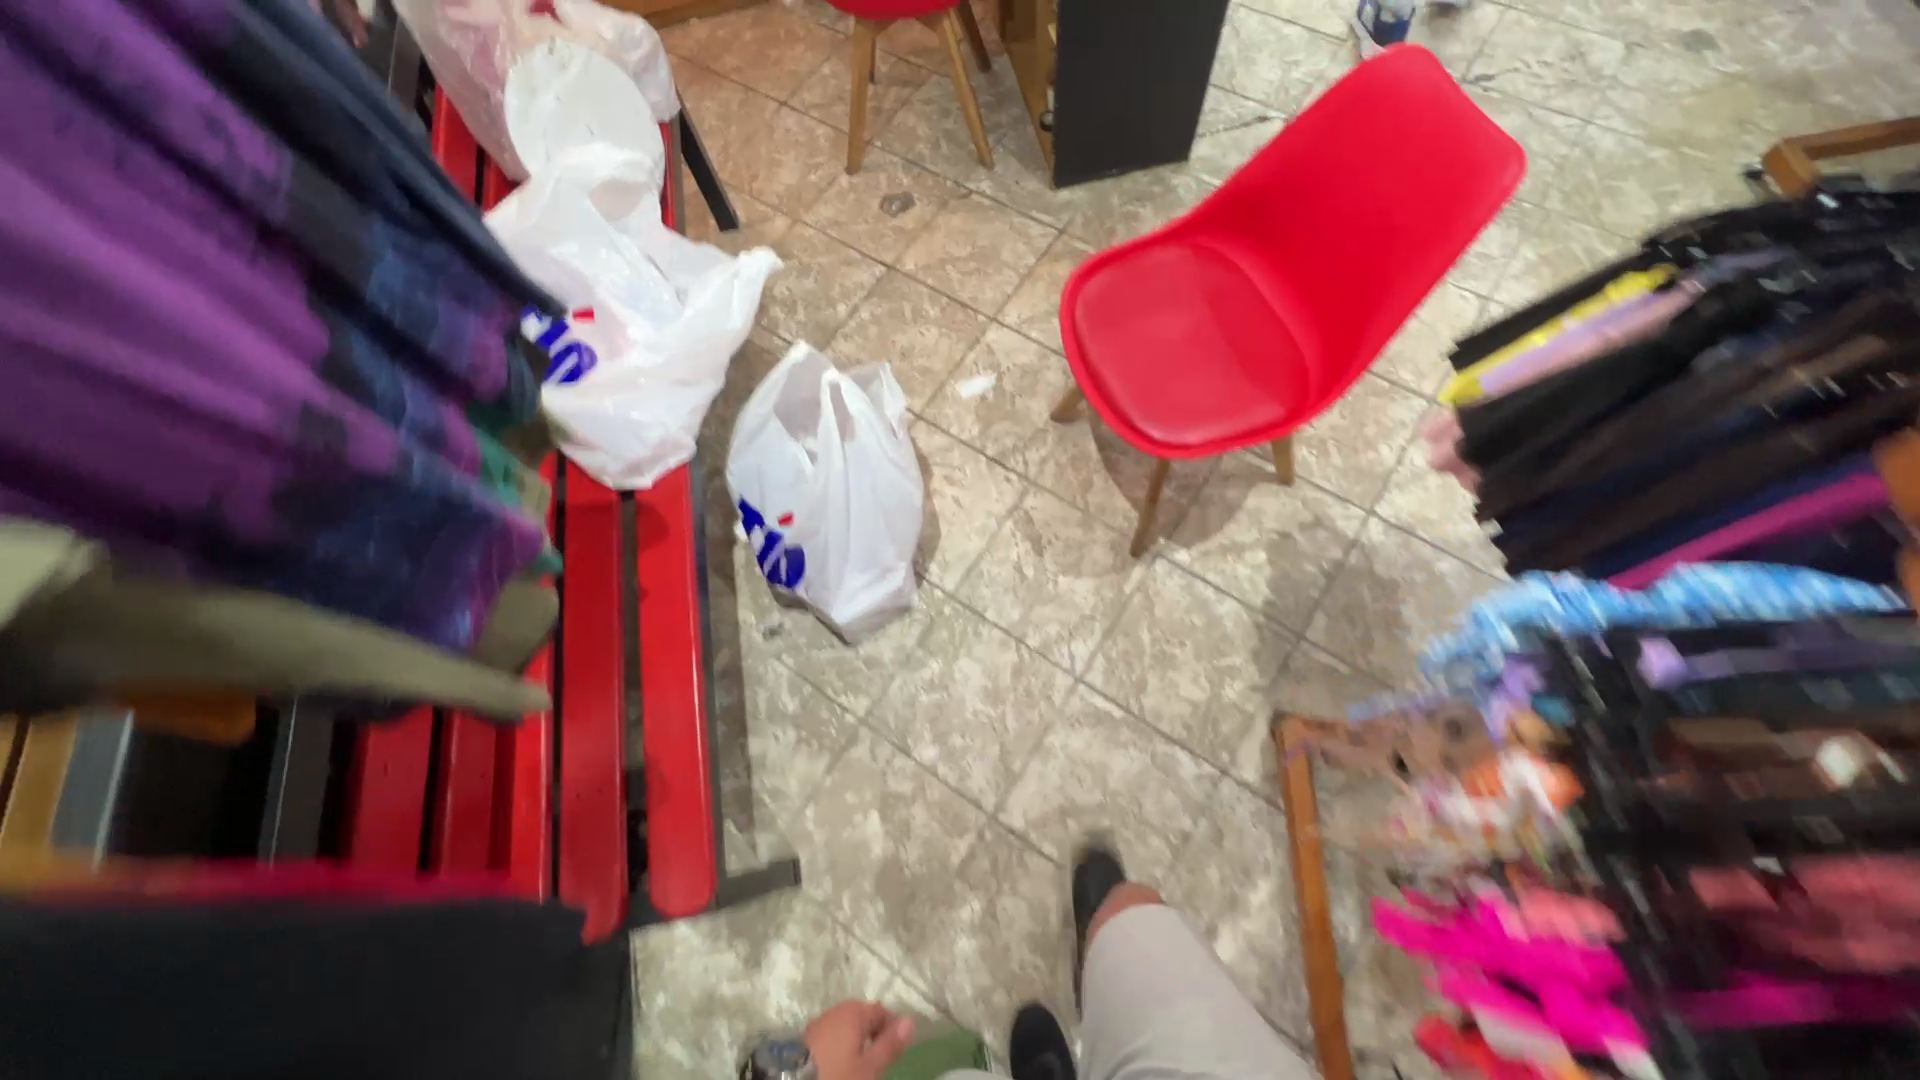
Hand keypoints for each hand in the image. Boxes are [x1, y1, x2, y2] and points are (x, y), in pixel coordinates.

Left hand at [804, 1001, 915, 1079]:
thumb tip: (910, 1022)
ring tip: (860, 1066)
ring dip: (855, 1042)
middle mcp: (836, 1011)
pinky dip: (839, 1048)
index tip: (897, 1051)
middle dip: (873, 1035)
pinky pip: (831, 1037)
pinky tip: (839, 1066)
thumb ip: (889, 1045)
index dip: (892, 1029)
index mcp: (854, 1012)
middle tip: (879, 1061)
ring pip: (845, 1028)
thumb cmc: (837, 1076)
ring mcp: (818, 1024)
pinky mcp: (805, 1039)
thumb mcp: (869, 1068)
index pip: (882, 1012)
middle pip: (862, 1018)